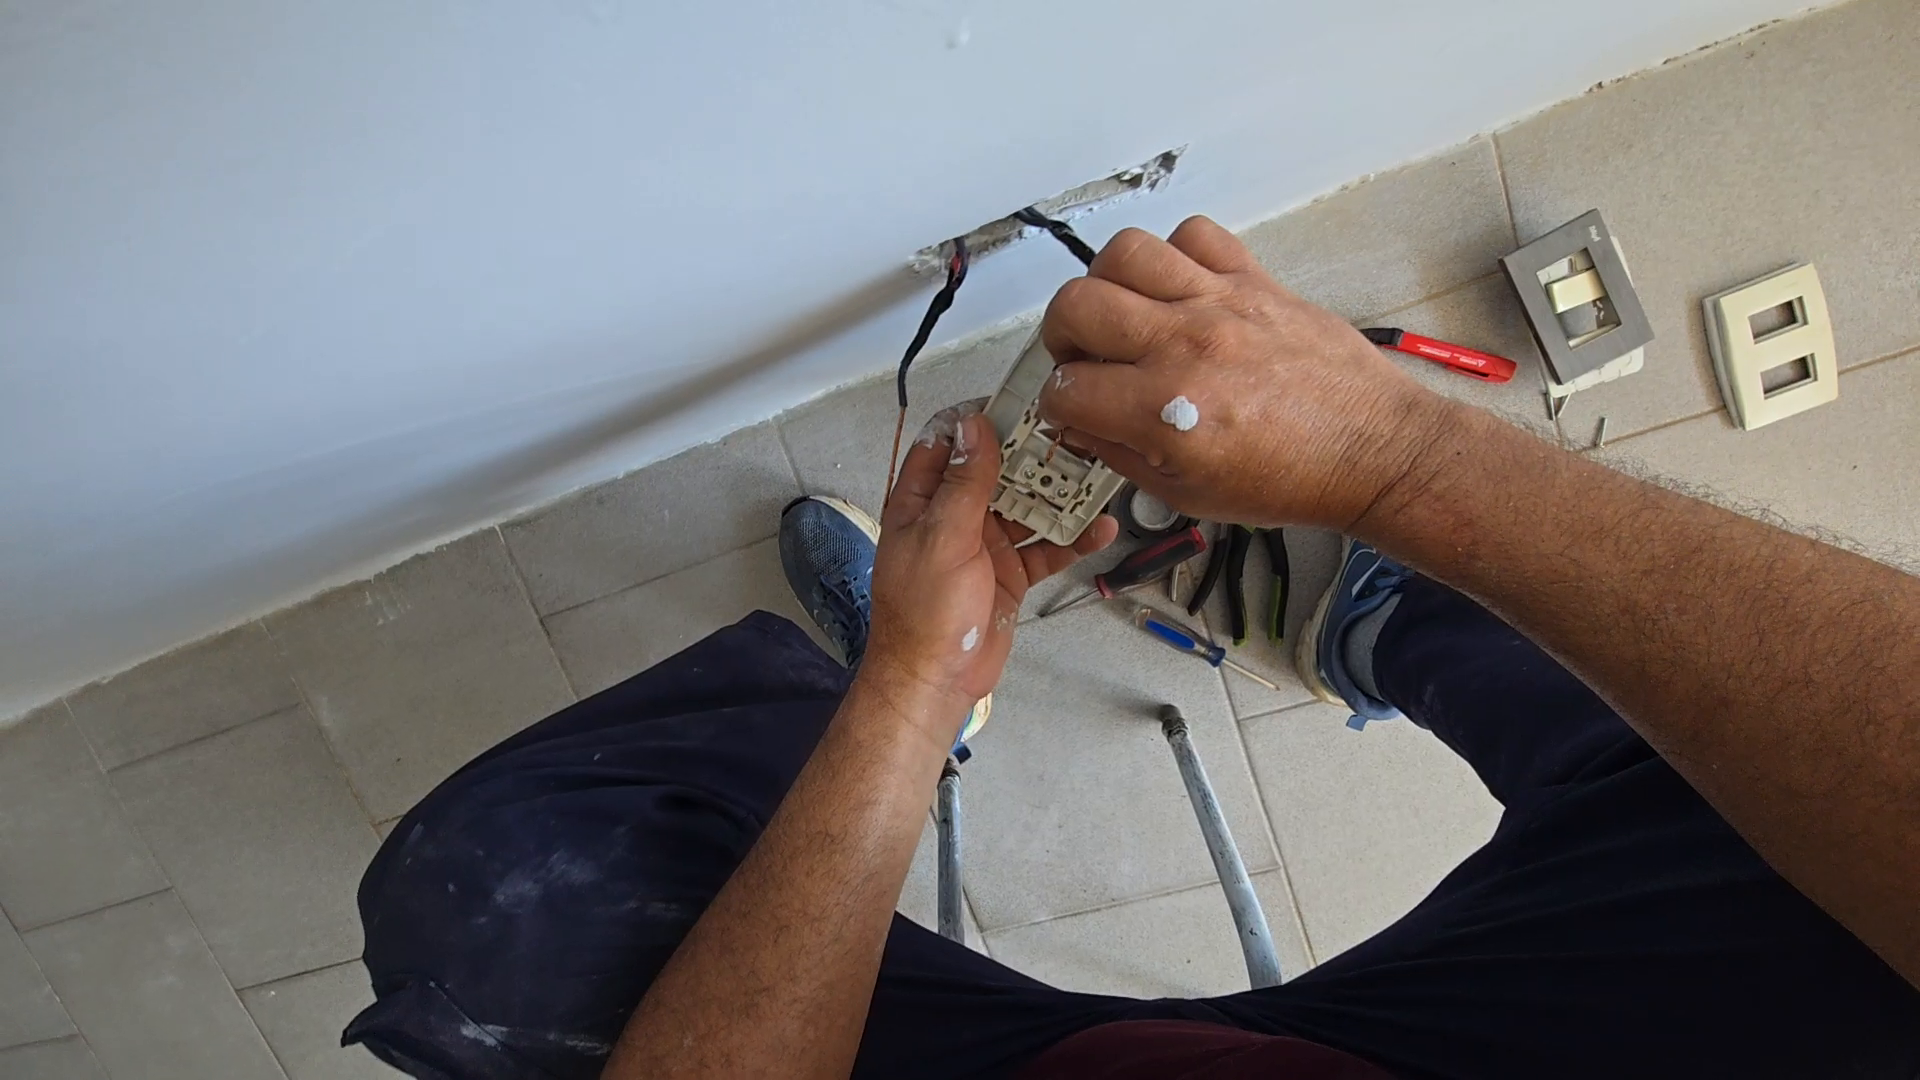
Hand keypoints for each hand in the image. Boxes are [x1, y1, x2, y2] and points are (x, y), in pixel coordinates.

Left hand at [861, 404, 1116, 746]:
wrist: (937, 679)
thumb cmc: (928, 608)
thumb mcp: (943, 536)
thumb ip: (964, 482)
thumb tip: (975, 425)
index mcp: (923, 501)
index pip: (947, 443)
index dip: (978, 420)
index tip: (1020, 402)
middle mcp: (954, 516)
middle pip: (996, 471)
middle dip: (1032, 455)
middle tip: (1076, 435)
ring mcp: (985, 544)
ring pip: (1026, 507)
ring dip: (1058, 495)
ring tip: (1099, 474)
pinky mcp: (1010, 573)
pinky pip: (1044, 548)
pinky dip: (1070, 539)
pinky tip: (1101, 528)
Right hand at [1035, 216, 1455, 531]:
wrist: (1367, 450)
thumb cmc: (1285, 478)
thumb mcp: (1182, 494)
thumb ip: (1117, 454)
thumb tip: (1077, 423)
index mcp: (1164, 411)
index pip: (1065, 388)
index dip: (1055, 404)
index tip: (1069, 409)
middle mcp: (1184, 346)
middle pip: (1075, 305)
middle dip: (1060, 336)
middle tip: (1082, 358)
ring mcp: (1219, 303)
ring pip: (1124, 252)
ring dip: (1105, 284)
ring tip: (1122, 314)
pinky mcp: (1253, 279)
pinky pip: (1194, 234)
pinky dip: (1172, 256)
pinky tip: (1177, 292)